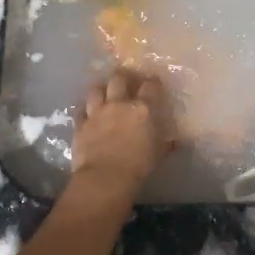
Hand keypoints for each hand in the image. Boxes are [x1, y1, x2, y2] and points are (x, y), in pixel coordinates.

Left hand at [71, 68, 174, 195]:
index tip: (154, 83)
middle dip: (123, 77)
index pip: (151, 86)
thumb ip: (165, 143)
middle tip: (126, 81)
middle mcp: (119, 104)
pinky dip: (85, 111)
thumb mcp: (158, 153)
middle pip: (119, 79)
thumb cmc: (138, 165)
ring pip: (96, 90)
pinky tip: (87, 114)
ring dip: (100, 89)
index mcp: (142, 109)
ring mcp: (97, 112)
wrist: (105, 177)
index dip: (153, 82)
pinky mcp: (81, 125)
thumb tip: (174, 141)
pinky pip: (81, 111)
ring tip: (104, 93)